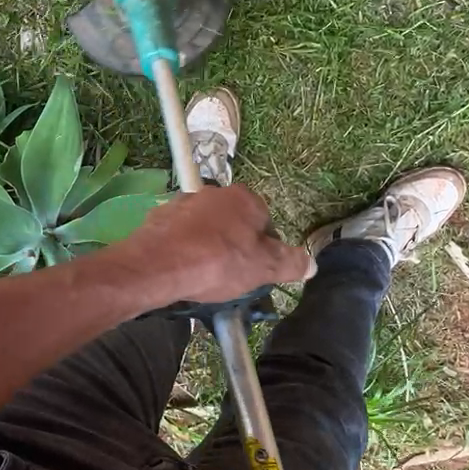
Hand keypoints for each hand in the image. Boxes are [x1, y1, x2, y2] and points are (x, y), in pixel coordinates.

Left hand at [110, 185, 314, 306]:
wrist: (157, 265)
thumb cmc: (217, 263)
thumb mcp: (264, 268)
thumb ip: (290, 263)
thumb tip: (310, 262)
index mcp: (244, 198)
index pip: (266, 223)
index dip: (264, 250)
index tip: (254, 272)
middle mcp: (214, 192)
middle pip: (235, 224)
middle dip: (235, 247)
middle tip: (231, 276)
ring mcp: (184, 202)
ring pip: (206, 229)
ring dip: (208, 248)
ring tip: (204, 277)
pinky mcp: (160, 217)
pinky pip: (181, 235)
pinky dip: (184, 250)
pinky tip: (182, 271)